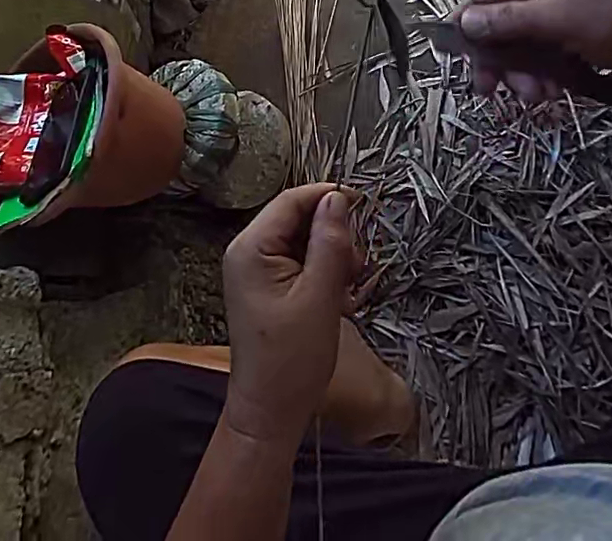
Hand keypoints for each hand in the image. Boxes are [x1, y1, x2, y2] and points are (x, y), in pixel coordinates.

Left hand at [220, 183, 361, 444]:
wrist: (271, 414)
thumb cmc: (292, 360)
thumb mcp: (320, 296)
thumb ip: (330, 242)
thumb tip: (338, 198)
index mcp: (251, 248)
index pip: (291, 200)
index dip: (327, 196)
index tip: (363, 205)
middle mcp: (249, 251)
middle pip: (298, 218)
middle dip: (332, 234)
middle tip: (356, 266)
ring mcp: (257, 268)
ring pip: (304, 239)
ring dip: (332, 255)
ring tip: (349, 287)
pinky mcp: (269, 284)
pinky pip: (301, 260)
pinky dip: (324, 271)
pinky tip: (338, 296)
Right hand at [455, 0, 611, 102]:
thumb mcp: (561, 15)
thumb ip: (511, 20)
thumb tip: (465, 21)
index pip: (478, 0)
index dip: (465, 30)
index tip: (463, 62)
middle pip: (493, 31)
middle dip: (497, 63)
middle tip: (496, 91)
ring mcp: (549, 19)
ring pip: (515, 51)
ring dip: (521, 76)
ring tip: (541, 95)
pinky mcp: (564, 40)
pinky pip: (538, 61)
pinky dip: (541, 78)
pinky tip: (556, 90)